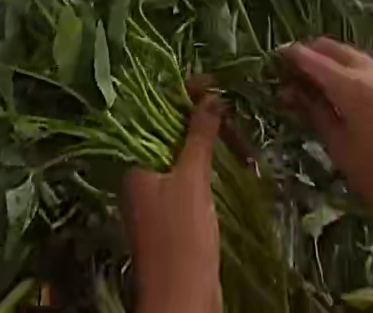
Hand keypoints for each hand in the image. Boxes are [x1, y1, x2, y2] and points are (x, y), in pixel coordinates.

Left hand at [122, 87, 224, 312]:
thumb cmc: (181, 238)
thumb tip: (211, 95)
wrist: (183, 304)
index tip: (212, 82)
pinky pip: (188, 176)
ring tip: (240, 136)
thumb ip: (198, 136)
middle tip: (232, 109)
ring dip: (209, 142)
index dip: (183, 93)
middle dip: (201, 119)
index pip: (155, 110)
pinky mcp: (171, 212)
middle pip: (170, 130)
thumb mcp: (191, 181)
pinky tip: (232, 161)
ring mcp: (154, 191)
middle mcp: (138, 168)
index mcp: (133, 155)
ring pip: (182, 153)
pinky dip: (208, 166)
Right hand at [277, 38, 372, 226]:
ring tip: (313, 82)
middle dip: (307, 53)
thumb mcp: (337, 144)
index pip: (309, 56)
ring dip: (328, 60)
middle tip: (290, 72)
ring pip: (349, 54)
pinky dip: (347, 69)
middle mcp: (371, 72)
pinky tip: (340, 92)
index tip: (271, 63)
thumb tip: (288, 90)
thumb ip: (312, 110)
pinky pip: (366, 66)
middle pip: (330, 46)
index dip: (287, 56)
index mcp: (351, 85)